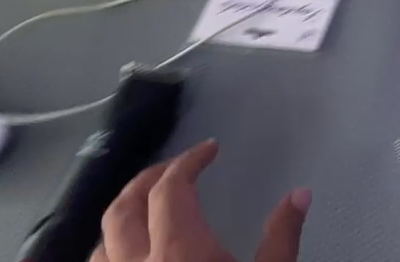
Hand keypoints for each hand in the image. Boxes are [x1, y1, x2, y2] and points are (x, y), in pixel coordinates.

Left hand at [92, 139, 310, 261]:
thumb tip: (300, 194)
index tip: (210, 149)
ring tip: (150, 214)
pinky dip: (109, 258)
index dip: (189, 161)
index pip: (172, 188)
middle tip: (177, 167)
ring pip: (99, 247)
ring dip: (123, 221)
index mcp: (178, 251)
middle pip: (123, 208)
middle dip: (148, 178)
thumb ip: (283, 237)